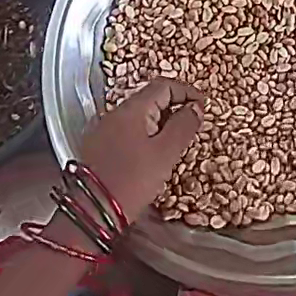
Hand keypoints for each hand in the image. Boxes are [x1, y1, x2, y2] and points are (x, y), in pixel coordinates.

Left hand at [77, 78, 204, 221]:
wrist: (92, 210)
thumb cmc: (132, 181)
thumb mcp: (165, 153)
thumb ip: (183, 126)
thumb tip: (195, 107)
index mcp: (132, 109)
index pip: (163, 86)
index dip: (187, 92)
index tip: (203, 107)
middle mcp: (115, 113)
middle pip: (150, 98)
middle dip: (175, 107)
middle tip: (193, 125)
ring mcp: (104, 129)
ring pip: (139, 116)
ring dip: (161, 123)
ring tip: (177, 142)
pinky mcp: (100, 147)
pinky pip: (128, 131)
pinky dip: (146, 135)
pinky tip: (153, 155)